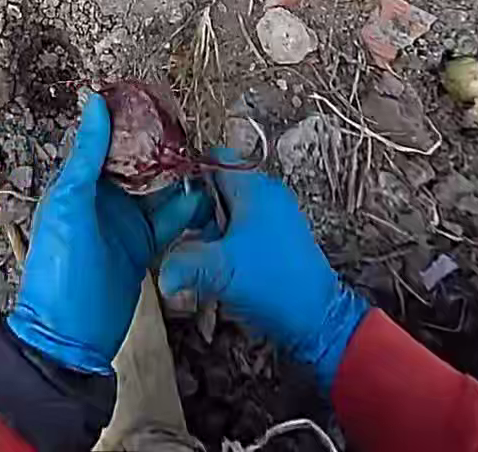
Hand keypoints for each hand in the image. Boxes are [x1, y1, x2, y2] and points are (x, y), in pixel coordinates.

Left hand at [8, 94, 208, 373]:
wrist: (72, 341)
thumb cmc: (60, 269)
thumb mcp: (70, 206)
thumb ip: (87, 156)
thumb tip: (96, 101)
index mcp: (82, 182)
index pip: (110, 139)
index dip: (133, 120)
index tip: (158, 98)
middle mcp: (106, 196)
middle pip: (140, 161)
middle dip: (163, 146)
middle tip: (191, 129)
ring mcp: (129, 220)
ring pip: (160, 186)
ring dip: (179, 175)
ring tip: (204, 159)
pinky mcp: (147, 243)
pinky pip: (172, 217)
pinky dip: (188, 207)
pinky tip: (206, 194)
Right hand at [160, 157, 369, 387]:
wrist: (317, 318)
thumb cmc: (271, 282)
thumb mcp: (219, 270)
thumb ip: (183, 263)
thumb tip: (161, 271)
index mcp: (254, 187)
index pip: (216, 159)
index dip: (192, 173)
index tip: (172, 197)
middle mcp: (266, 193)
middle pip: (221, 185)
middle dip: (199, 208)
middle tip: (184, 233)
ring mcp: (275, 214)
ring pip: (231, 209)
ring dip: (212, 230)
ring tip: (200, 255)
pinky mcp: (279, 236)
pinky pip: (244, 227)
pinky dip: (228, 241)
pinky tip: (220, 267)